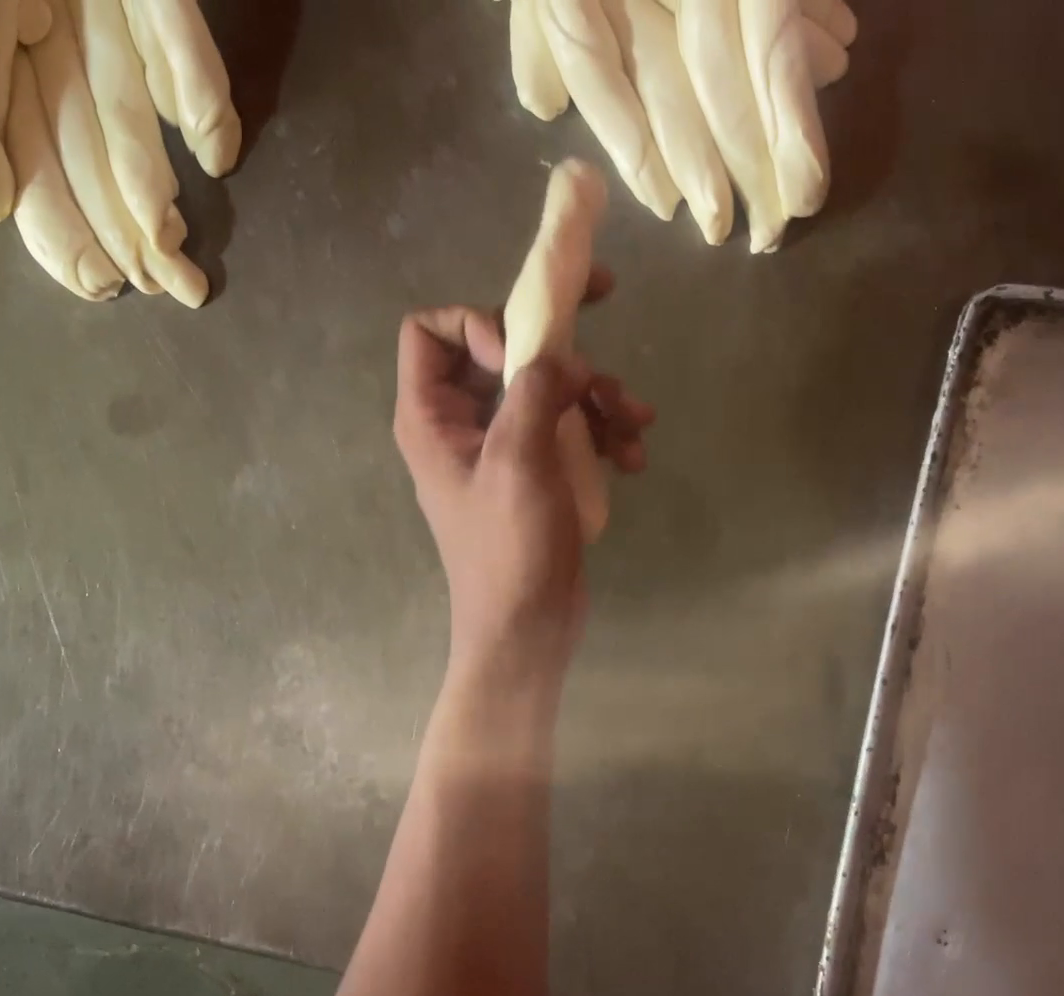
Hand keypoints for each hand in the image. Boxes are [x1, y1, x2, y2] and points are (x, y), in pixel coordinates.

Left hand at [393, 296, 654, 677]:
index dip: (474, 322)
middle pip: (499, 346)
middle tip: (611, 300)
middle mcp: (458, 422)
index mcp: (430, 416)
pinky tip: (634, 456)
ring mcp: (499, 445)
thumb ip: (535, 391)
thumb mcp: (518, 461)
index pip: (428, 330)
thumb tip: (560, 354)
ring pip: (545, 383)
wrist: (527, 628)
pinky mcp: (534, 467)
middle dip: (558, 345)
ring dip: (596, 392)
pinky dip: (602, 430)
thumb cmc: (509, 549)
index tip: (522, 349)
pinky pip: (567, 424)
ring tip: (636, 421)